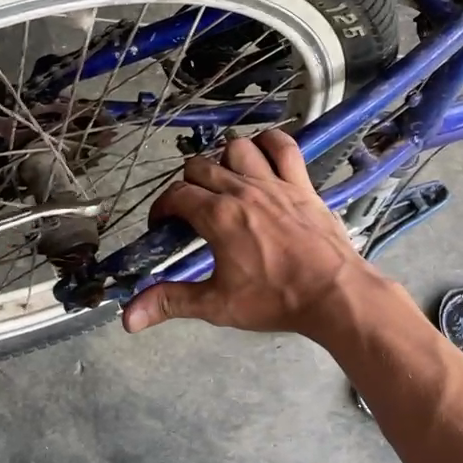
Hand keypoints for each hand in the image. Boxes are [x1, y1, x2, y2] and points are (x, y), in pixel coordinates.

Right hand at [124, 129, 389, 336]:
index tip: (164, 226)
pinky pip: (283, 146)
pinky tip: (262, 156)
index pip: (175, 195)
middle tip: (193, 211)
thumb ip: (170, 302)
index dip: (163, 208)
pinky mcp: (301, 184)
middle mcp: (242, 190)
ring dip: (225, 160)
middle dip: (188, 186)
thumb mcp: (218, 305)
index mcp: (218, 216)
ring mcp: (274, 182)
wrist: (334, 293)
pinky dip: (269, 143)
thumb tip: (128, 318)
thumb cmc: (276, 299)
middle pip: (200, 167)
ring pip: (237, 148)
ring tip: (225, 183)